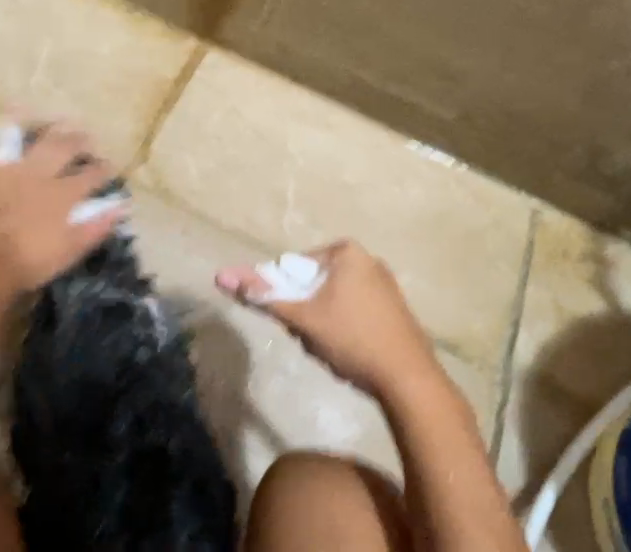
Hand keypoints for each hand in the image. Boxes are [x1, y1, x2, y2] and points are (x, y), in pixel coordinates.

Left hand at [0, 124, 125, 293]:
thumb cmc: (30, 263)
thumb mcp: (71, 250)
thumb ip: (97, 226)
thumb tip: (121, 206)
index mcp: (66, 194)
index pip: (92, 175)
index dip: (104, 170)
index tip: (110, 167)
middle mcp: (44, 174)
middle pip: (68, 149)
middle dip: (81, 142)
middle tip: (88, 139)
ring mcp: (17, 169)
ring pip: (40, 141)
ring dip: (54, 131)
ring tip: (62, 125)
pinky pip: (4, 142)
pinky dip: (12, 127)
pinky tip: (16, 112)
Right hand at [216, 241, 440, 398]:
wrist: (409, 379)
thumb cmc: (352, 339)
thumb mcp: (303, 318)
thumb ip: (264, 296)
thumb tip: (221, 276)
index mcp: (347, 252)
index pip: (294, 266)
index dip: (285, 294)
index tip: (292, 321)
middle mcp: (368, 259)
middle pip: (314, 283)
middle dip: (305, 311)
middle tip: (310, 338)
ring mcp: (386, 284)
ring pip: (332, 300)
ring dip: (322, 322)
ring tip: (330, 349)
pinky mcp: (395, 309)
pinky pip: (354, 311)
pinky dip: (343, 327)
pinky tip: (348, 352)